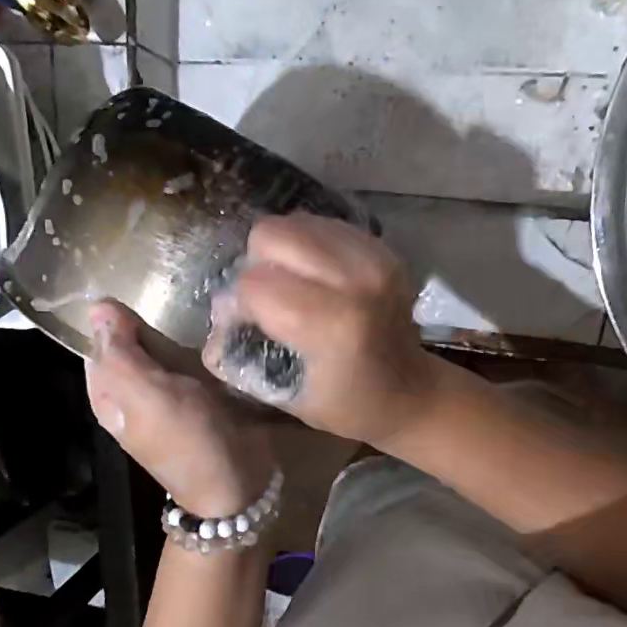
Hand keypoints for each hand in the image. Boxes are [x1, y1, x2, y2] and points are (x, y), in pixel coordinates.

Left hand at [87, 301, 271, 516]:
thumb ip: (120, 352)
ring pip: (165, 348)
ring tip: (201, 320)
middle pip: (133, 340)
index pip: (100, 338)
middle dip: (153, 322)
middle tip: (180, 309)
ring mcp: (167, 393)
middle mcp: (133, 391)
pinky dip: (201, 348)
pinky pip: (192, 360)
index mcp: (109, 392)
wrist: (238, 486)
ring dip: (180, 333)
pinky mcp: (199, 396)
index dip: (118, 316)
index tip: (147, 297)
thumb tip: (97, 304)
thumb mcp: (148, 395)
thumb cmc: (190, 440)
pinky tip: (216, 339)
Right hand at [206, 214, 444, 446]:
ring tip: (291, 284)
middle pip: (272, 234)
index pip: (254, 284)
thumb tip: (215, 318)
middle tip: (266, 296)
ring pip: (297, 222)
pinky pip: (325, 225)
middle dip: (256, 264)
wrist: (411, 392)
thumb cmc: (347, 405)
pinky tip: (315, 276)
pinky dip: (309, 246)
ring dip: (283, 251)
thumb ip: (244, 355)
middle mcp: (356, 280)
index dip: (236, 302)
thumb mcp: (287, 395)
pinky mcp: (383, 248)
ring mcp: (374, 258)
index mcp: (333, 323)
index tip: (240, 322)